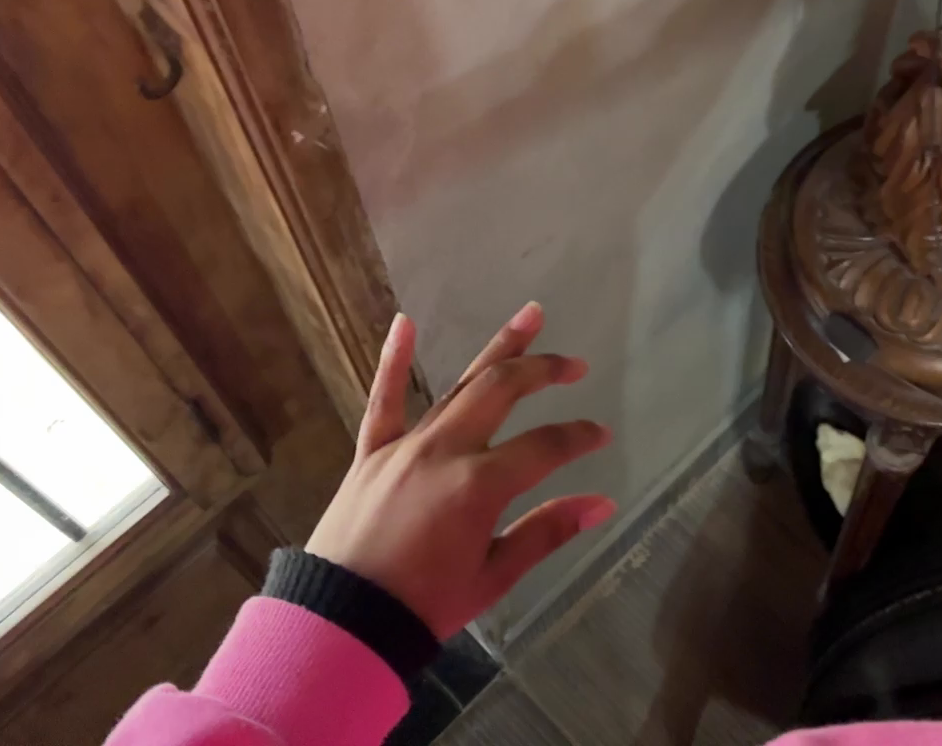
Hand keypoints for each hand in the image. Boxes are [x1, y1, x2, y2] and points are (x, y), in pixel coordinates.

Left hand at [304, 302, 614, 637]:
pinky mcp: (371, 451)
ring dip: (498, 348)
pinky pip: (383, 399)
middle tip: (576, 365)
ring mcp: (405, 445)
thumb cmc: (423, 606)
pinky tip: (404, 322)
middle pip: (504, 390)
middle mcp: (445, 450)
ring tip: (531, 315)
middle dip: (545, 371)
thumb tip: (603, 504)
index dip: (579, 436)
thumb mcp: (494, 576)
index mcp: (479, 485)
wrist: (337, 626)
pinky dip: (393, 360)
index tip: (601, 434)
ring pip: (460, 384)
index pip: (545, 445)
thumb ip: (548, 531)